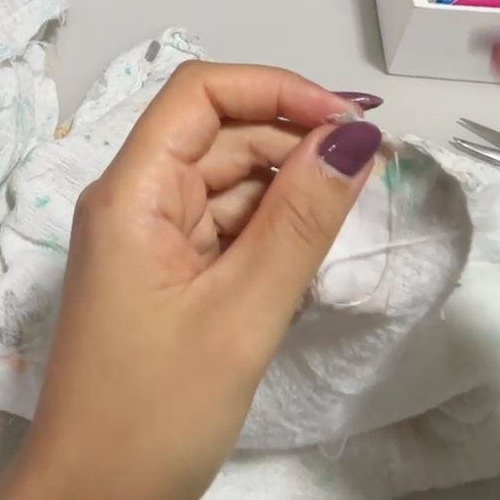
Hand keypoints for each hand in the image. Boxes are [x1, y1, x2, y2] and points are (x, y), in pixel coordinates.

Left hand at [0, 63, 384, 499]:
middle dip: (289, 138)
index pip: (198, 94)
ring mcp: (147, 233)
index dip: (271, 89)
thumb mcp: (241, 315)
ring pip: (224, 178)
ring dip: (284, 184)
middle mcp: (133, 196)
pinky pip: (221, 223)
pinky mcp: (163, 268)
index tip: (343, 119)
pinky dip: (267, 226)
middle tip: (368, 166)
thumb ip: (299, 222)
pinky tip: (309, 241)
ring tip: (349, 205)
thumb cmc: (154, 410)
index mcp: (131, 190)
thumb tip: (353, 140)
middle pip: (216, 134)